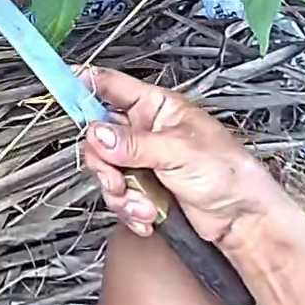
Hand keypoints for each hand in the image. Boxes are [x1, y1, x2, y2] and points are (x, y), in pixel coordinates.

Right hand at [78, 66, 295, 252]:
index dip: (85, 83)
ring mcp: (143, 161)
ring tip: (144, 205)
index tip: (60, 84)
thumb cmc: (229, 172)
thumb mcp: (179, 151)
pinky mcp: (144, 189)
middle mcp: (145, 131)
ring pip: (105, 170)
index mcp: (156, 107)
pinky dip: (129, 211)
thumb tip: (97, 132)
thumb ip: (134, 143)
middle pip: (99, 136)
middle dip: (104, 163)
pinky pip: (118, 196)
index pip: (112, 86)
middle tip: (116, 178)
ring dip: (120, 194)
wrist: (245, 221)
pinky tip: (149, 217)